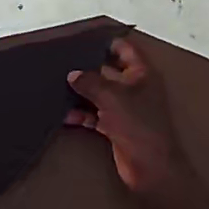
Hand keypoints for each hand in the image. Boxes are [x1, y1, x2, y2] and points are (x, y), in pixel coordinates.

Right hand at [65, 38, 195, 204]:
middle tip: (62, 63)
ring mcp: (124, 108)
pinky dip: (81, 114)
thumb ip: (90, 82)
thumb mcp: (112, 98)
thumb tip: (72, 74)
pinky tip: (65, 115)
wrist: (151, 168)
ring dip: (81, 93)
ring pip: (98, 93)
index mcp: (142, 74)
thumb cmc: (139, 126)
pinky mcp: (115, 126)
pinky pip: (94, 114)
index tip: (84, 41)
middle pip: (107, 71)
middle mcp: (134, 88)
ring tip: (57, 87)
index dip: (107, 43)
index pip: (125, 49)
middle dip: (87, 68)